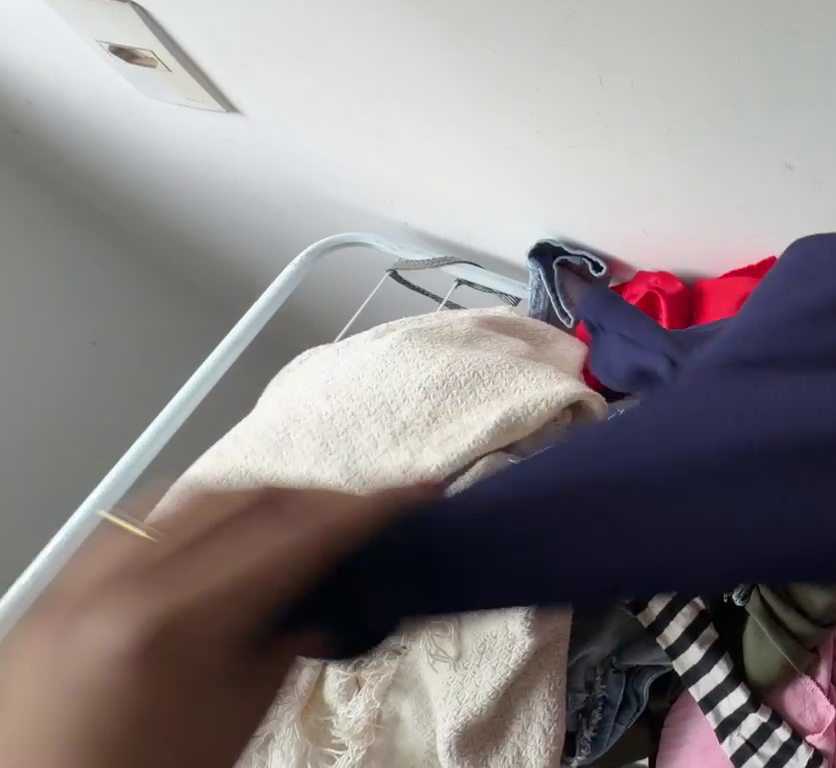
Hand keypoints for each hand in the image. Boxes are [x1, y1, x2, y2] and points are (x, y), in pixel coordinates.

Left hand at [0, 486, 431, 767]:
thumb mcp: (247, 702)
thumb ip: (297, 624)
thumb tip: (346, 578)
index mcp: (172, 624)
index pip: (298, 536)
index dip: (372, 507)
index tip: (422, 492)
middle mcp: (115, 588)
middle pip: (251, 501)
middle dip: (327, 498)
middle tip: (375, 511)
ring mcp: (73, 587)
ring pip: (196, 496)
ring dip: (268, 496)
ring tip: (308, 515)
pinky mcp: (53, 594)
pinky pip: (141, 519)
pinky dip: (203, 508)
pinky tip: (231, 524)